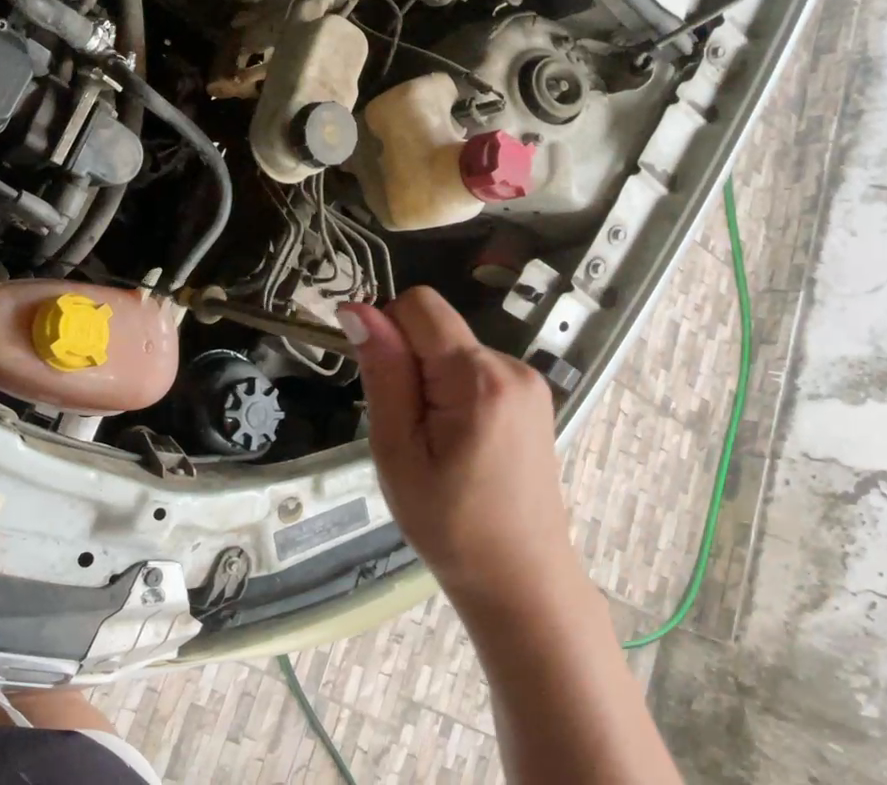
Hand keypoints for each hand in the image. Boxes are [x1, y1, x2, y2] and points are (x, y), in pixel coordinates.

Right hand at [339, 287, 578, 600]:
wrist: (520, 581)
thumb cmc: (447, 522)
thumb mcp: (397, 448)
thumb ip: (382, 372)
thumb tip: (356, 310)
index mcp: (478, 378)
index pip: (418, 305)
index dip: (383, 330)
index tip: (377, 382)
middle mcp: (512, 367)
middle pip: (434, 326)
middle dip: (406, 362)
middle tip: (404, 428)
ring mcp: (527, 384)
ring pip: (449, 349)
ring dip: (425, 380)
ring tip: (429, 441)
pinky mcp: (530, 401)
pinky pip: (471, 370)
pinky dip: (448, 392)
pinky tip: (453, 442)